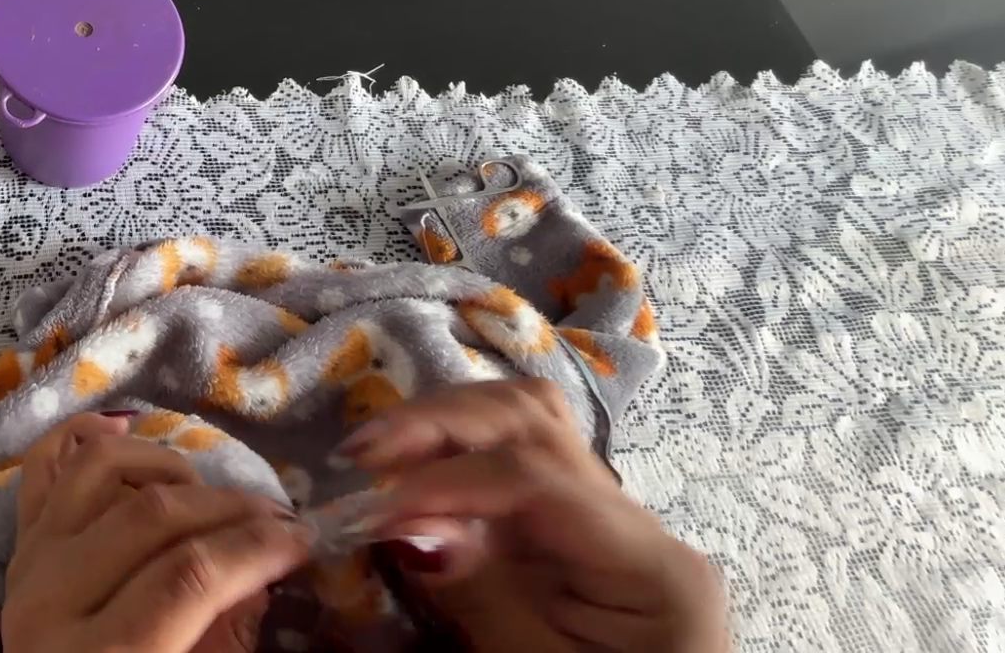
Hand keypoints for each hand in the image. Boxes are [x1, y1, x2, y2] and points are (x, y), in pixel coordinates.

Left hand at [3, 412, 311, 652]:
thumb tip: (262, 560)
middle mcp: (49, 599)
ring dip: (162, 464)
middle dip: (224, 507)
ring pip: (97, 470)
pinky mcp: (20, 543)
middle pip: (148, 517)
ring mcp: (27, 562)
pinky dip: (80, 436)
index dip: (252, 547)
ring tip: (205, 490)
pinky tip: (120, 426)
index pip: (185, 578)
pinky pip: (42, 466)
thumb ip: (227, 633)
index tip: (302, 536)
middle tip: (275, 513)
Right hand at [338, 380, 728, 652]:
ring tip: (376, 447)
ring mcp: (594, 499)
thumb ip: (480, 595)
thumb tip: (403, 525)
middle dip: (431, 422)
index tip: (375, 507)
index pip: (531, 476)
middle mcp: (627, 509)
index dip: (443, 481)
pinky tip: (408, 453)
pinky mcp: (559, 505)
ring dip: (437, 416)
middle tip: (357, 451)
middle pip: (524, 416)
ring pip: (515, 409)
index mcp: (647, 560)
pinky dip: (451, 433)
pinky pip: (505, 440)